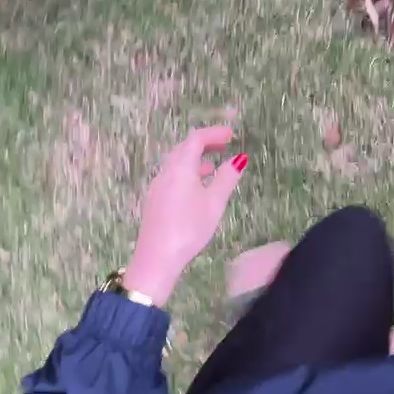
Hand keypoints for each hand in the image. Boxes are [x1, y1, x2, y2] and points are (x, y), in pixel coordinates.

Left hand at [122, 127, 246, 306]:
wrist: (156, 259)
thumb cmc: (189, 228)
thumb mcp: (214, 203)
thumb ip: (227, 178)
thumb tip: (239, 158)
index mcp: (180, 168)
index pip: (196, 139)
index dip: (214, 133)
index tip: (231, 134)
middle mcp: (166, 172)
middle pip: (184, 148)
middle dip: (204, 143)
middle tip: (224, 145)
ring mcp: (157, 187)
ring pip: (176, 163)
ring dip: (195, 158)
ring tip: (213, 165)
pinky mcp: (154, 201)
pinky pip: (172, 176)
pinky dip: (187, 172)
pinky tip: (196, 187)